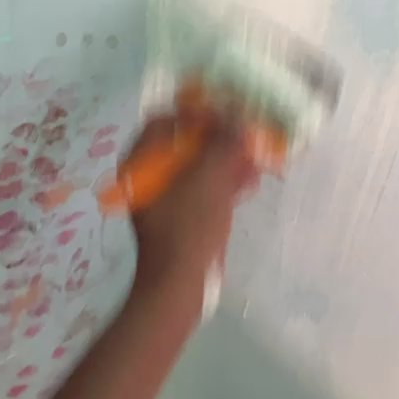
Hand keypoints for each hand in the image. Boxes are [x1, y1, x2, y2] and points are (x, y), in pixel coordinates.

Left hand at [125, 106, 262, 302]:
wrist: (180, 286)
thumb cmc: (188, 227)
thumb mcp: (210, 178)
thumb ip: (225, 143)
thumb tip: (240, 119)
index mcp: (141, 162)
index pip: (165, 120)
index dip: (196, 112)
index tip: (226, 112)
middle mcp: (148, 175)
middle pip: (184, 142)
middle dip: (219, 135)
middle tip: (246, 131)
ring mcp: (166, 197)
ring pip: (198, 165)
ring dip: (227, 156)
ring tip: (256, 153)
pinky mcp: (183, 215)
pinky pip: (204, 187)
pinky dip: (225, 180)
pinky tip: (252, 178)